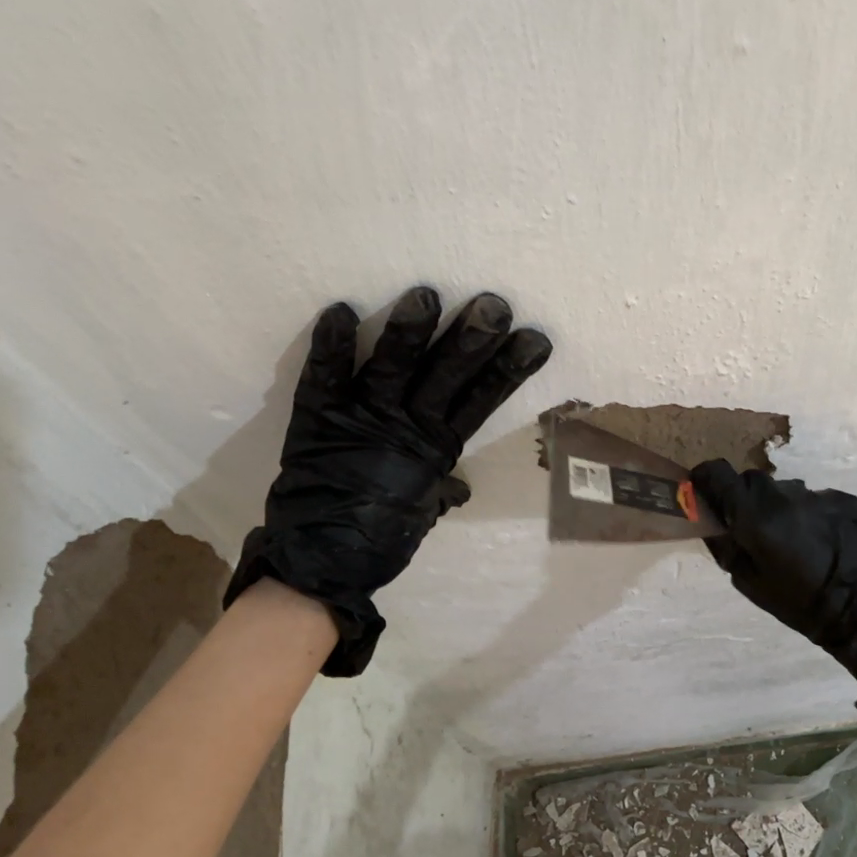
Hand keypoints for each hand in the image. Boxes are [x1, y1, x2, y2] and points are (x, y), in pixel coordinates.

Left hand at [226, 287, 551, 675]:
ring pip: (393, 366)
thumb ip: (441, 485)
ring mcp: (365, 419)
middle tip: (493, 305)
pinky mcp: (320, 419)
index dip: (509, 369)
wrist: (324, 562)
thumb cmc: (382, 536)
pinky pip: (325, 376)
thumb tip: (459, 485)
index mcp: (437, 445)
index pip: (483, 399)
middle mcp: (409, 425)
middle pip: (446, 375)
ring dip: (409, 331)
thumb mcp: (424, 508)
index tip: (536, 338)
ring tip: (425, 295)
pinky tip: (339, 310)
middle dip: (470, 339)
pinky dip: (330, 345)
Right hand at [688, 460, 856, 722]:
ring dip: (781, 508)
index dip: (707, 478)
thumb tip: (716, 522)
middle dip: (746, 499)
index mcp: (756, 514)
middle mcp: (785, 494)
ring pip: (786, 490)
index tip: (706, 491)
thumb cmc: (797, 602)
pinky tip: (822, 542)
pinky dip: (811, 515)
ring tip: (794, 540)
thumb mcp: (747, 581)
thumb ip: (726, 545)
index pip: (718, 472)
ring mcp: (818, 494)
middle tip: (753, 527)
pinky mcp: (844, 498)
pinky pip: (816, 500)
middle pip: (753, 480)